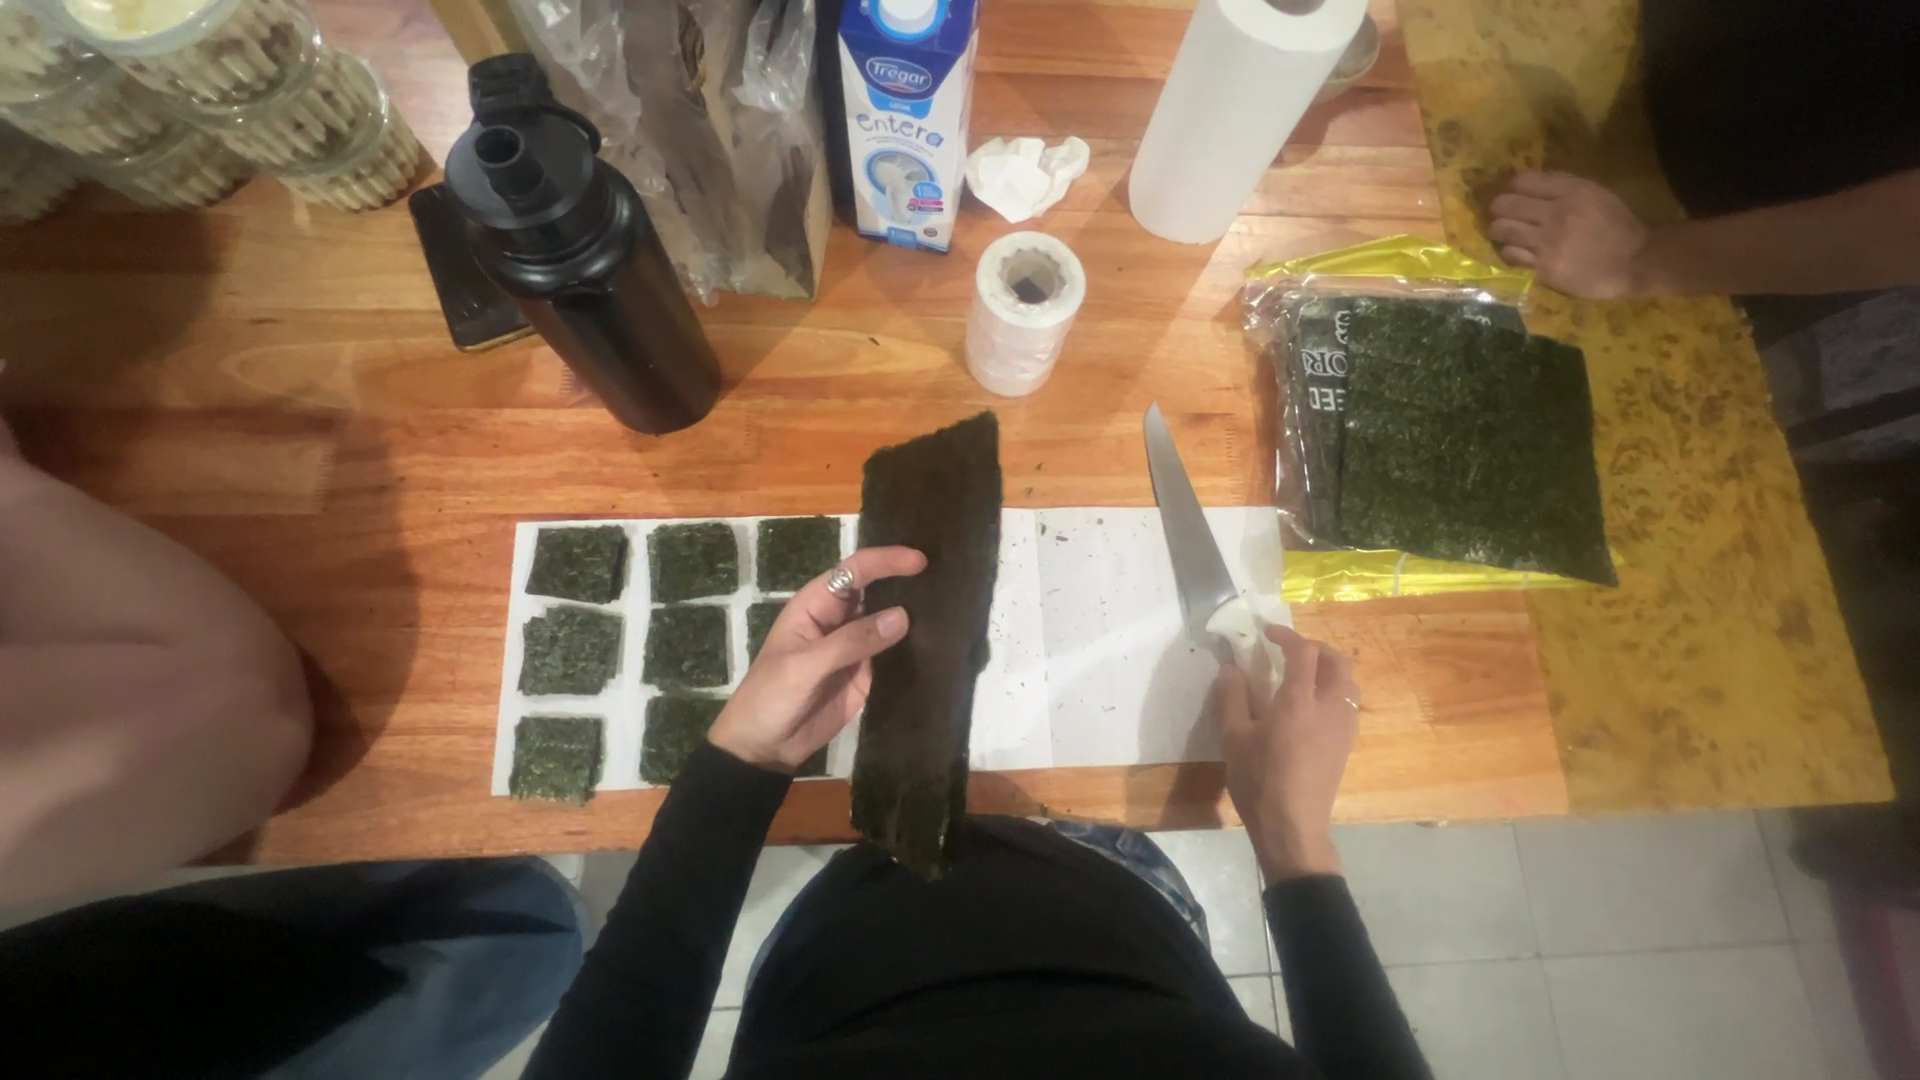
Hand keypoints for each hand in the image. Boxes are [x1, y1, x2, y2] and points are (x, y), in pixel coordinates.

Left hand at [707, 546, 926, 772]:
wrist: (764, 747)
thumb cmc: (770, 698)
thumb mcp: (805, 667)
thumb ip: (852, 641)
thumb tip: (904, 616)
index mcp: (815, 605)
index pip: (854, 571)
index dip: (885, 561)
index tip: (920, 561)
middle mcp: (838, 619)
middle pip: (876, 589)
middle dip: (905, 580)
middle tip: (945, 577)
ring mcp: (855, 646)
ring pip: (889, 619)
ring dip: (915, 612)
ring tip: (951, 604)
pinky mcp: (867, 673)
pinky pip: (894, 652)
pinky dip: (914, 646)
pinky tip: (940, 641)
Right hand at [1215, 623, 1359, 884]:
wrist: (1293, 826)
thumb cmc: (1258, 781)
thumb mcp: (1233, 737)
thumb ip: (1232, 697)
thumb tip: (1230, 668)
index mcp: (1299, 702)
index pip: (1303, 652)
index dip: (1287, 635)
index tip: (1267, 633)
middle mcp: (1329, 708)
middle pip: (1337, 661)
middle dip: (1314, 647)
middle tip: (1289, 649)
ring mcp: (1344, 727)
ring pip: (1348, 682)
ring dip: (1329, 667)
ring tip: (1303, 673)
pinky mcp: (1347, 744)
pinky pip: (1349, 702)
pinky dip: (1334, 689)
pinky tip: (1311, 703)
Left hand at [1488, 170, 1650, 298]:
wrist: (1635, 261)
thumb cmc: (1617, 226)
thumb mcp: (1598, 195)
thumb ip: (1565, 186)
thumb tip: (1533, 181)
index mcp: (1574, 191)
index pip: (1522, 181)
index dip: (1511, 188)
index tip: (1513, 195)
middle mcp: (1557, 213)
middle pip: (1503, 205)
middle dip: (1499, 210)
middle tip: (1504, 216)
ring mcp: (1547, 241)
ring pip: (1500, 229)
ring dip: (1500, 232)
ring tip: (1509, 235)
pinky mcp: (1542, 265)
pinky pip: (1509, 254)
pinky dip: (1510, 252)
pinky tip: (1519, 253)